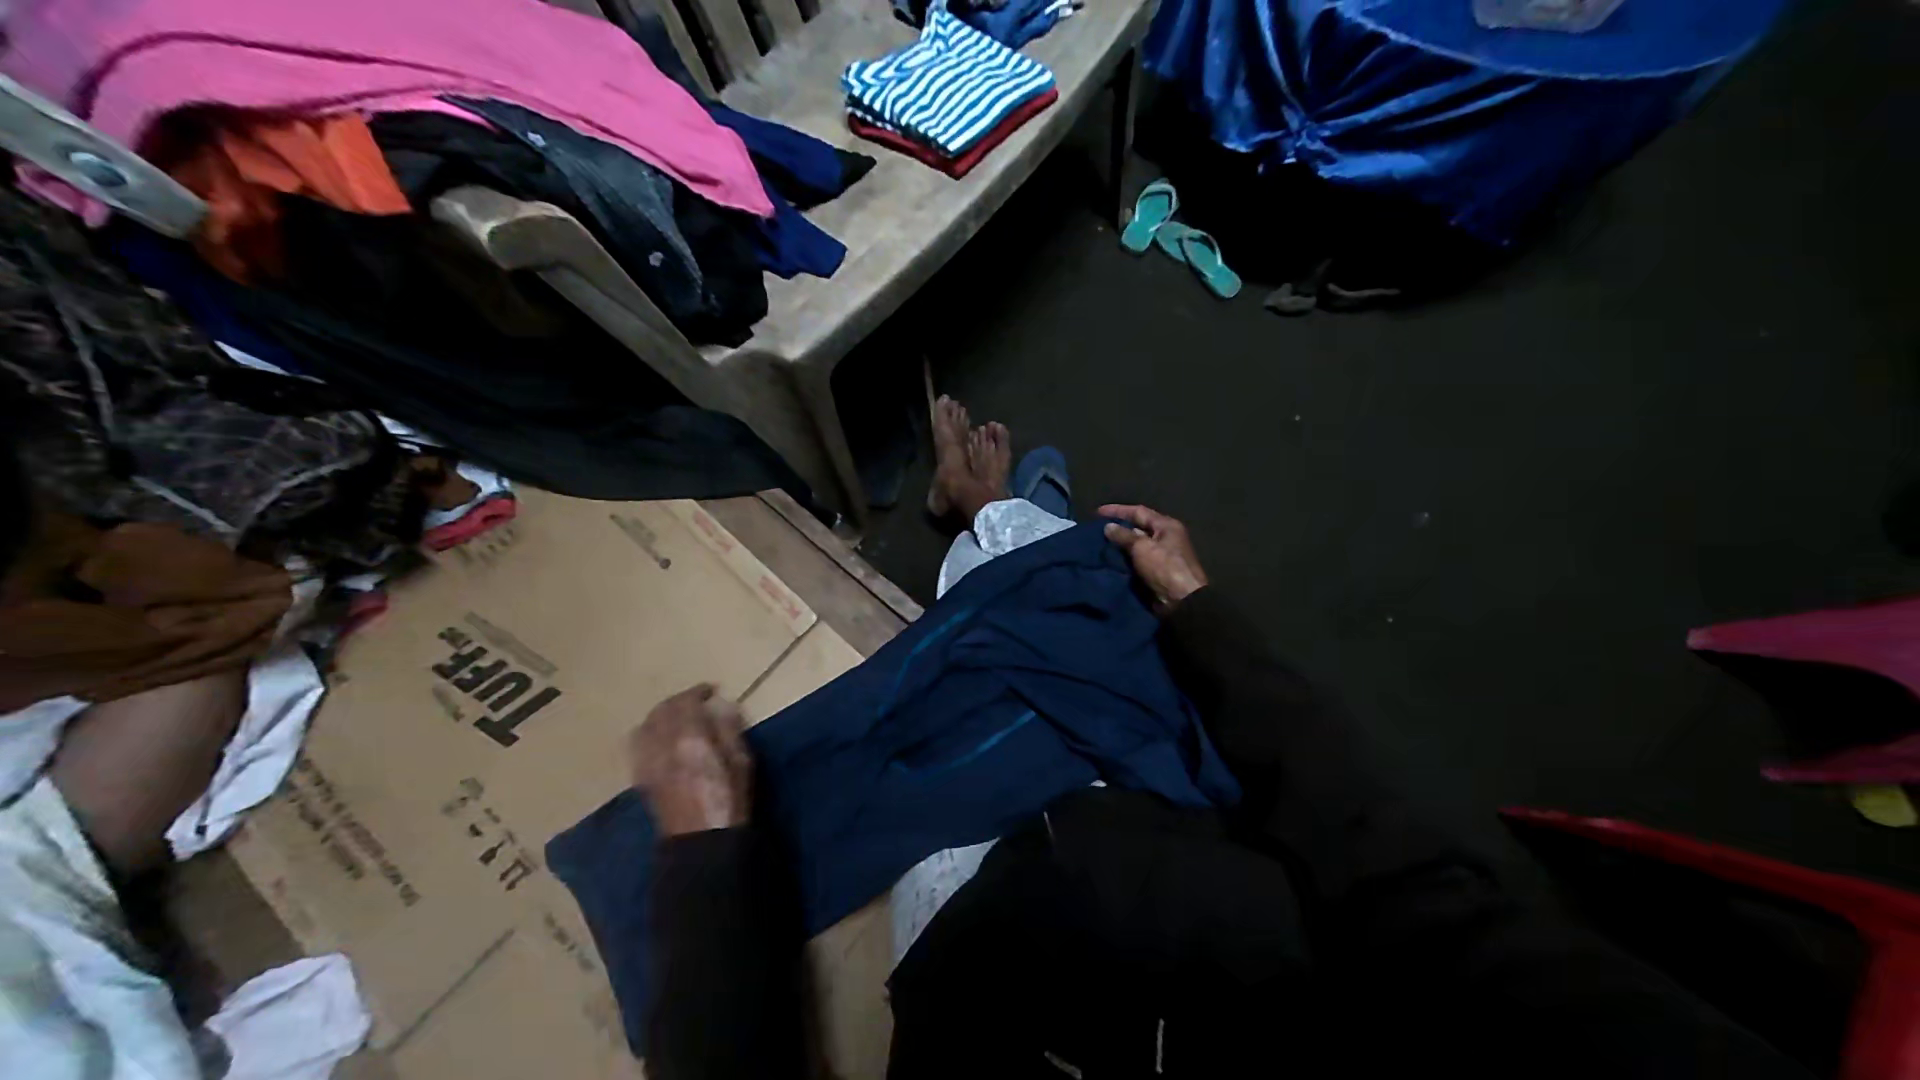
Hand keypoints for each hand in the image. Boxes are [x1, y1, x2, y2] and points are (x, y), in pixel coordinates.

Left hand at [629, 684, 751, 836]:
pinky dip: (647, 734)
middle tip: (694, 701)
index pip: (686, 702)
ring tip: (675, 717)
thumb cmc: (730, 800)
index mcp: (690, 739)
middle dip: (678, 701)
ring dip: (659, 715)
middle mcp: (663, 746)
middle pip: (662, 711)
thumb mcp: (742, 761)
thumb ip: (729, 730)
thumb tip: (721, 708)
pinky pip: (637, 746)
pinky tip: (659, 740)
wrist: (702, 842)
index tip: (710, 691)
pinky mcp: (642, 779)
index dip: (697, 692)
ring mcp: (648, 763)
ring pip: (645, 726)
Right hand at [1100, 504, 1208, 613]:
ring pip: (1136, 544)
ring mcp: (1161, 554)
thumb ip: (1124, 535)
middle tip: (1096, 530)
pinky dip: (1124, 558)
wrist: (1182, 600)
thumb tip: (1108, 526)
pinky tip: (1109, 559)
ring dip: (1119, 544)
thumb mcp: (1142, 547)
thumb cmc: (1164, 568)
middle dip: (1118, 527)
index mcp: (1166, 526)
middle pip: (1138, 527)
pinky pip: (1137, 559)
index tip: (1097, 513)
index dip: (1117, 510)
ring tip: (1099, 544)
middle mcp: (1165, 537)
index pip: (1139, 511)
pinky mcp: (1156, 570)